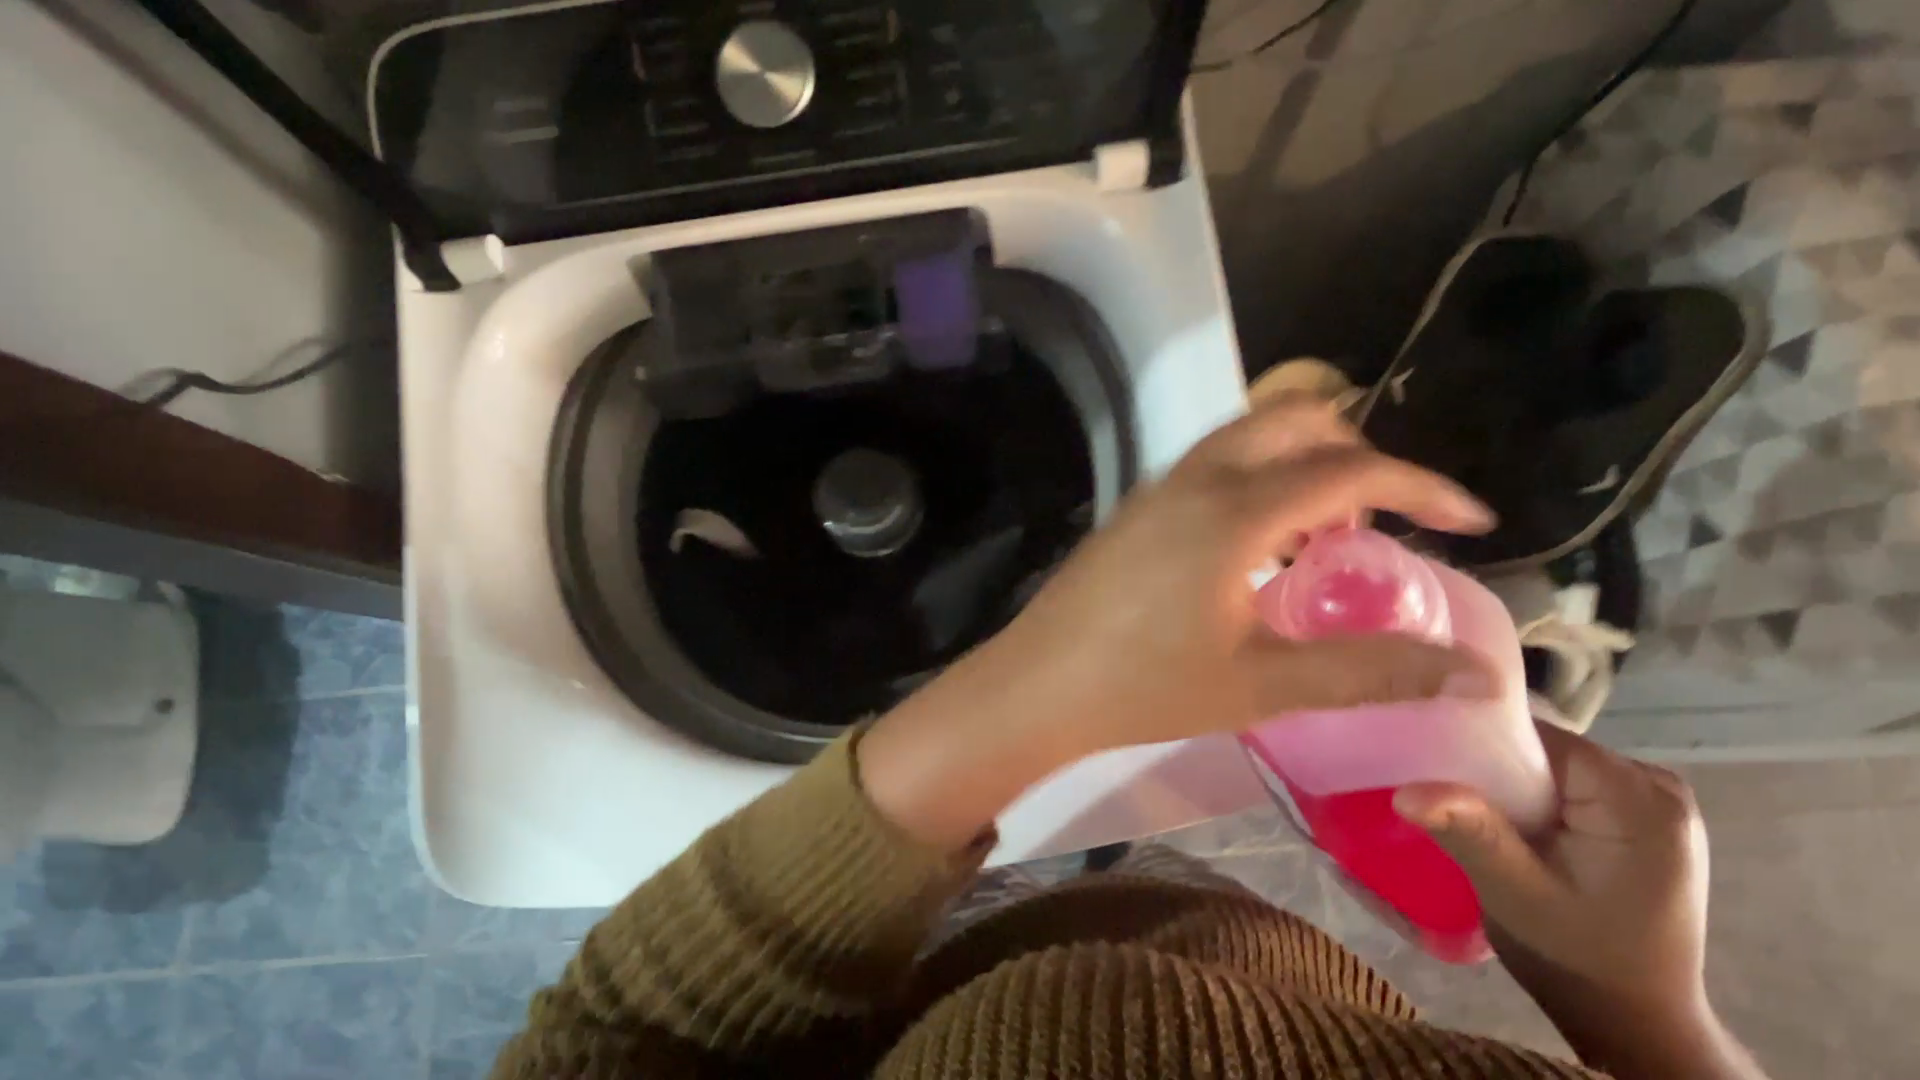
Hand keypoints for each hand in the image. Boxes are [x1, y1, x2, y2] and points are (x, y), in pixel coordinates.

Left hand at [860, 397, 1499, 849]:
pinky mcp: (1137, 508)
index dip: (1424, 487)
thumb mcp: (1264, 687)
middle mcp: (1197, 478)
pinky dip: (1261, 479)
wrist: (1035, 687)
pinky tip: (1263, 549)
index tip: (1473, 523)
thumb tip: (1468, 671)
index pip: (1352, 468)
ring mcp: (1159, 487)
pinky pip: (1215, 464)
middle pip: (1297, 421)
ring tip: (1330, 538)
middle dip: (1359, 453)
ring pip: (1250, 436)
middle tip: (1387, 520)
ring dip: (1305, 464)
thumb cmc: (1145, 689)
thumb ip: (1369, 671)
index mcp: (1235, 511)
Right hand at [1395, 726, 1764, 1077]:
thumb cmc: (1579, 960)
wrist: (1636, 1024)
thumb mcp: (1515, 895)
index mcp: (1640, 798)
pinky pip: (1568, 786)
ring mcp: (1653, 803)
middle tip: (1440, 791)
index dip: (1477, 743)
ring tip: (1468, 811)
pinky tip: (1506, 826)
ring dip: (1508, 786)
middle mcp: (1657, 786)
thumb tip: (1405, 790)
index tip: (1426, 760)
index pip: (1539, 737)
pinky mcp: (1639, 820)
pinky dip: (1531, 800)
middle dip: (1490, 768)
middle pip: (1546, 748)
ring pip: (1552, 766)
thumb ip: (1471, 833)